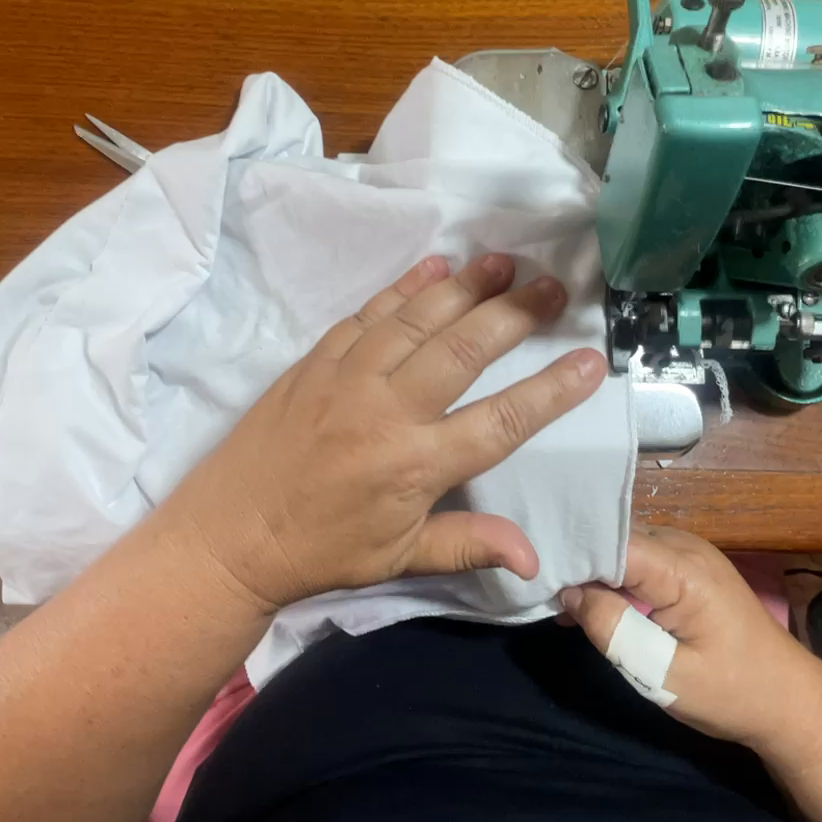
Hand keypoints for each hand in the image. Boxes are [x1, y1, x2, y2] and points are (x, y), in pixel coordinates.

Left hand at [160, 254, 607, 611]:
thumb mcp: (399, 558)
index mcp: (416, 465)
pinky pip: (368, 314)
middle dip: (515, 313)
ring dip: (464, 286)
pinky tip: (434, 267)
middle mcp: (388, 410)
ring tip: (503, 262)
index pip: (502, 421)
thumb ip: (469, 546)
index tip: (592, 359)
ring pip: (417, 319)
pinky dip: (403, 288)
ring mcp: (349, 377)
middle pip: (464, 349)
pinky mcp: (317, 360)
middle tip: (552, 285)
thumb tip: (536, 559)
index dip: (552, 391)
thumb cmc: (321, 551)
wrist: (230, 533)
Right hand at [562, 526, 821, 748]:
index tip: (538, 572)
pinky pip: (637, 558)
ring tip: (555, 595)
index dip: (575, 554)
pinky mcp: (686, 565)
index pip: (613, 542)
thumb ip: (615, 631)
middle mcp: (685, 547)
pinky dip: (612, 576)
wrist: (790, 701)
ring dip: (592, 569)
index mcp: (684, 570)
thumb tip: (569, 595)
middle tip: (538, 583)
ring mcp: (687, 552)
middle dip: (578, 560)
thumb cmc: (732, 693)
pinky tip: (589, 603)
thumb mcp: (666, 675)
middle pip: (615, 538)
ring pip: (623, 546)